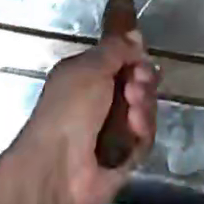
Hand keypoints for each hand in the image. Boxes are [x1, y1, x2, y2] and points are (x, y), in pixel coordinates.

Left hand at [0, 31, 158, 203]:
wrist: (59, 168)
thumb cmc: (69, 108)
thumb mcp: (90, 68)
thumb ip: (115, 49)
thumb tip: (135, 35)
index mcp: (84, 75)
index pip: (117, 60)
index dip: (132, 56)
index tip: (140, 55)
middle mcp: (99, 99)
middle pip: (135, 83)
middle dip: (142, 79)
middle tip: (137, 82)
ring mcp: (112, 129)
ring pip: (143, 109)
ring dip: (143, 104)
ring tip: (133, 106)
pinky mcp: (125, 156)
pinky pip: (144, 138)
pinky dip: (142, 130)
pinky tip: (135, 127)